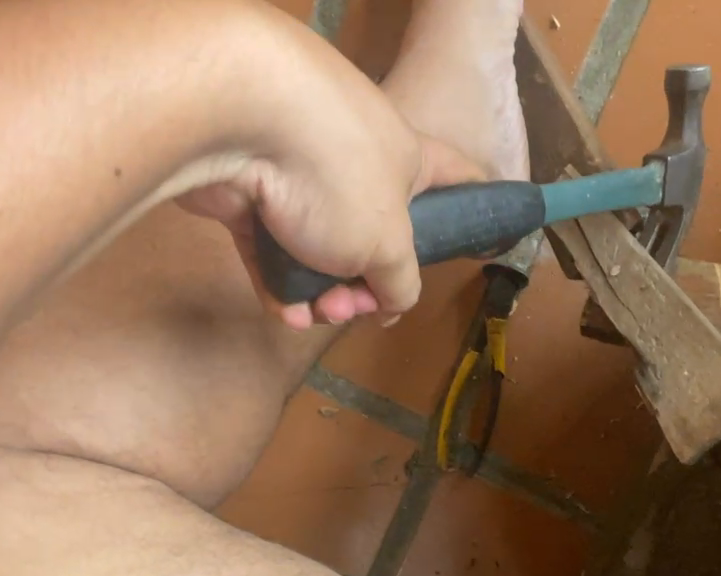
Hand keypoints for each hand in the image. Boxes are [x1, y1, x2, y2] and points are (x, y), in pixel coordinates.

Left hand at [173, 7, 482, 328]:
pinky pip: (273, 246)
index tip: (488, 230)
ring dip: (321, 292)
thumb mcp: (388, 245)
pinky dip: (280, 282)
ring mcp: (299, 172)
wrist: (232, 117)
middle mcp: (355, 160)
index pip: (457, 176)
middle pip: (375, 235)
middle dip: (367, 285)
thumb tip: (392, 303)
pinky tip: (285, 313)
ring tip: (315, 313)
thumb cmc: (335, 175)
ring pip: (320, 247)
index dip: (476, 202)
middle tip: (353, 307)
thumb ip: (400, 282)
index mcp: (405, 160)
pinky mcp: (247, 189)